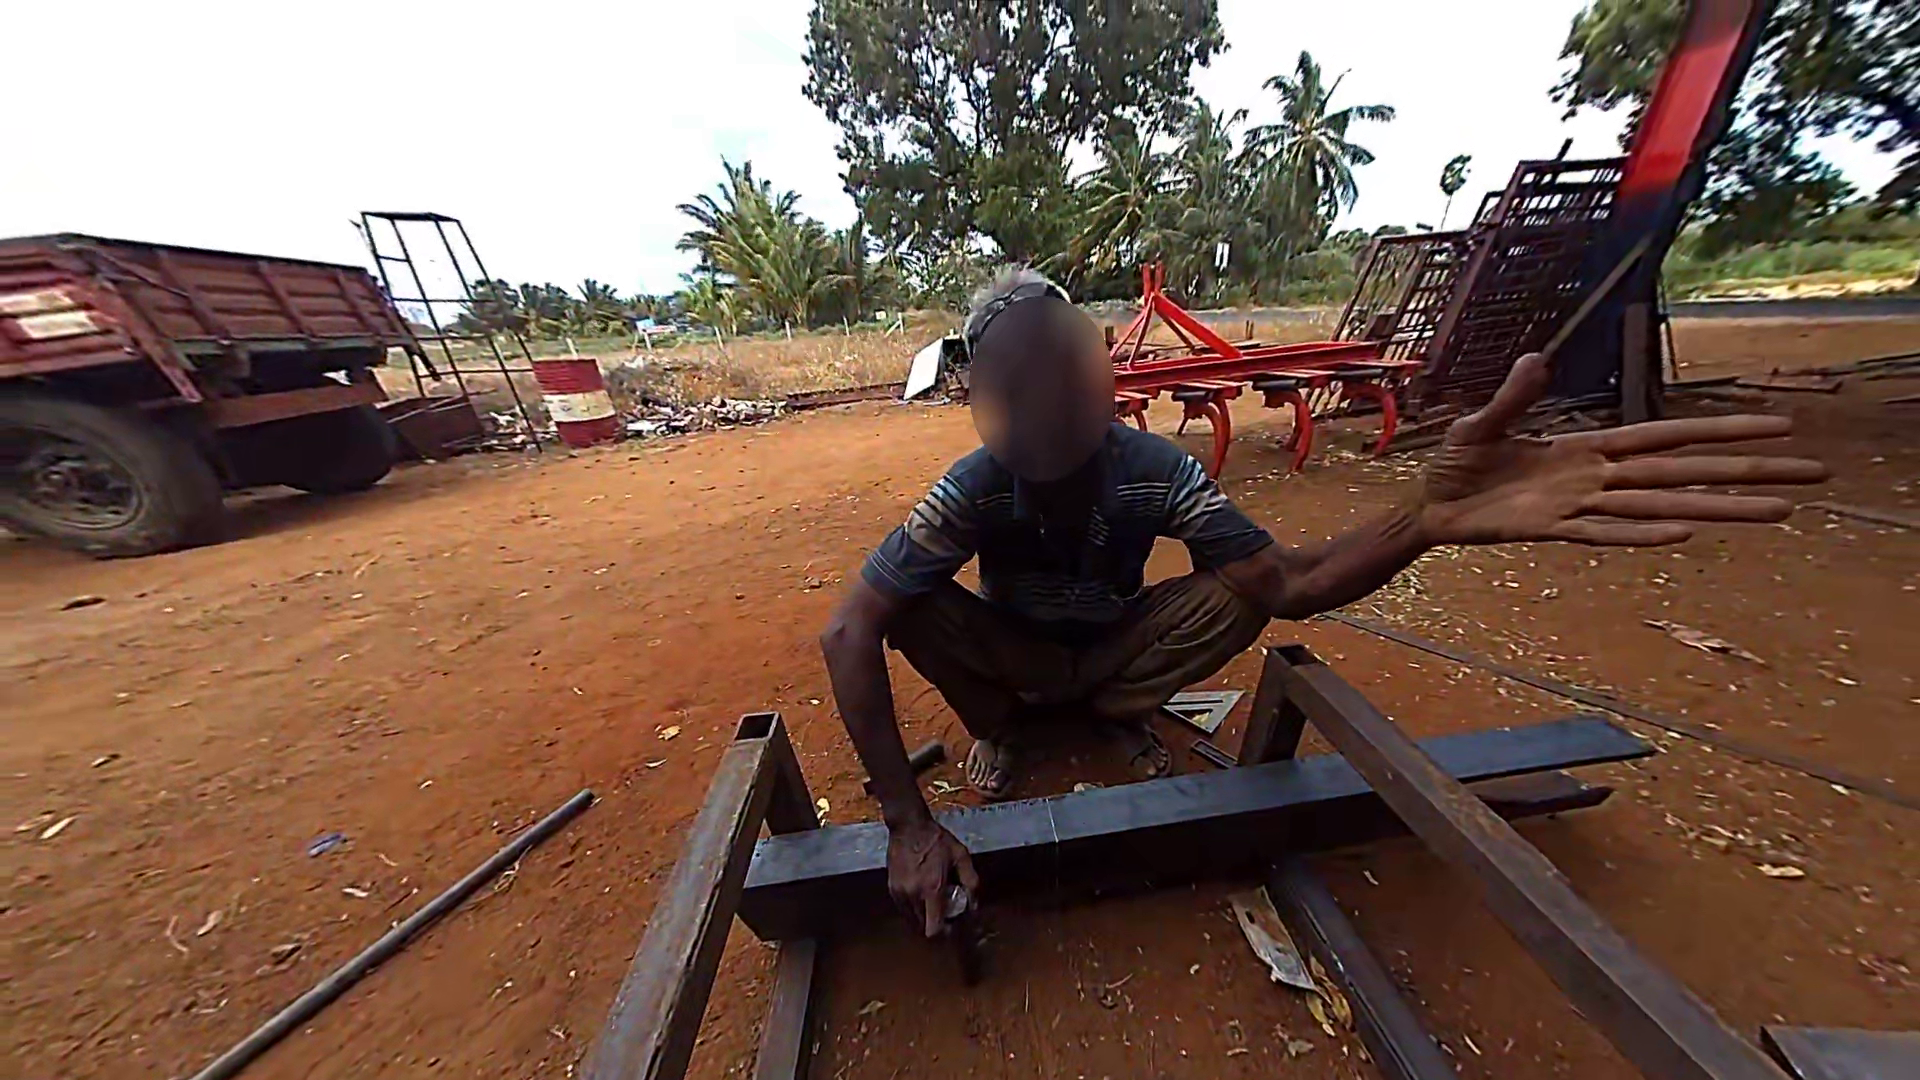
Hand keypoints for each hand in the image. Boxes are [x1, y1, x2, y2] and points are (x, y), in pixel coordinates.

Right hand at [886, 815, 980, 937]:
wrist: (908, 825)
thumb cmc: (937, 840)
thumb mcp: (960, 855)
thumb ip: (970, 881)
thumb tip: (974, 905)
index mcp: (932, 888)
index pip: (933, 928)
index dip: (943, 931)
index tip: (950, 924)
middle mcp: (914, 895)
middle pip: (922, 926)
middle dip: (934, 922)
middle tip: (942, 908)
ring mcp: (900, 893)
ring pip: (912, 919)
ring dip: (922, 916)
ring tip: (931, 899)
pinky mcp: (891, 888)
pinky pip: (903, 908)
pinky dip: (912, 907)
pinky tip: (920, 892)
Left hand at [1415, 353, 1828, 546]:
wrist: (1426, 505)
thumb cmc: (1454, 465)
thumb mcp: (1479, 426)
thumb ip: (1511, 398)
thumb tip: (1534, 357)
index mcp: (1578, 449)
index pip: (1659, 437)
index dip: (1714, 430)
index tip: (1777, 427)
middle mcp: (1587, 478)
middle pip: (1675, 473)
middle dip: (1741, 471)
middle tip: (1814, 473)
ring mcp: (1569, 506)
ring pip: (1650, 506)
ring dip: (1711, 508)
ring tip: (1778, 510)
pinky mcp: (1544, 529)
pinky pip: (1597, 533)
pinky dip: (1635, 534)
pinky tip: (1683, 534)